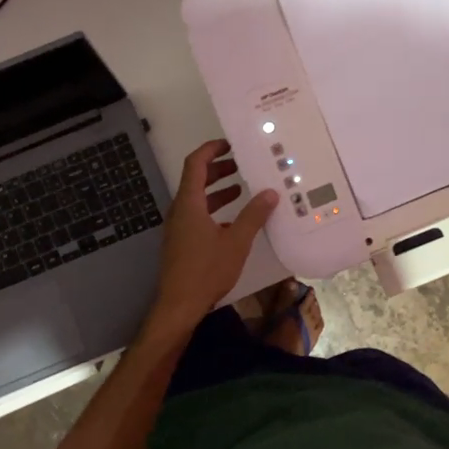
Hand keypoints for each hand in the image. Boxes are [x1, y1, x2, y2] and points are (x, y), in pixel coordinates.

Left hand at [147, 140, 277, 331]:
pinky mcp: (181, 242)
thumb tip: (270, 193)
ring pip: (196, 200)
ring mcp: (178, 228)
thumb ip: (253, 215)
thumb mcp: (236, 242)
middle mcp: (179, 211)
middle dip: (218, 169)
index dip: (211, 149)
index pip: (195, 164)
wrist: (179, 304)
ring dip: (217, 191)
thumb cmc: (207, 270)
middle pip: (195, 180)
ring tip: (241, 188)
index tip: (230, 144)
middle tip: (241, 165)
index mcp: (189, 203)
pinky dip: (213, 210)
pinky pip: (196, 216)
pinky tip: (233, 221)